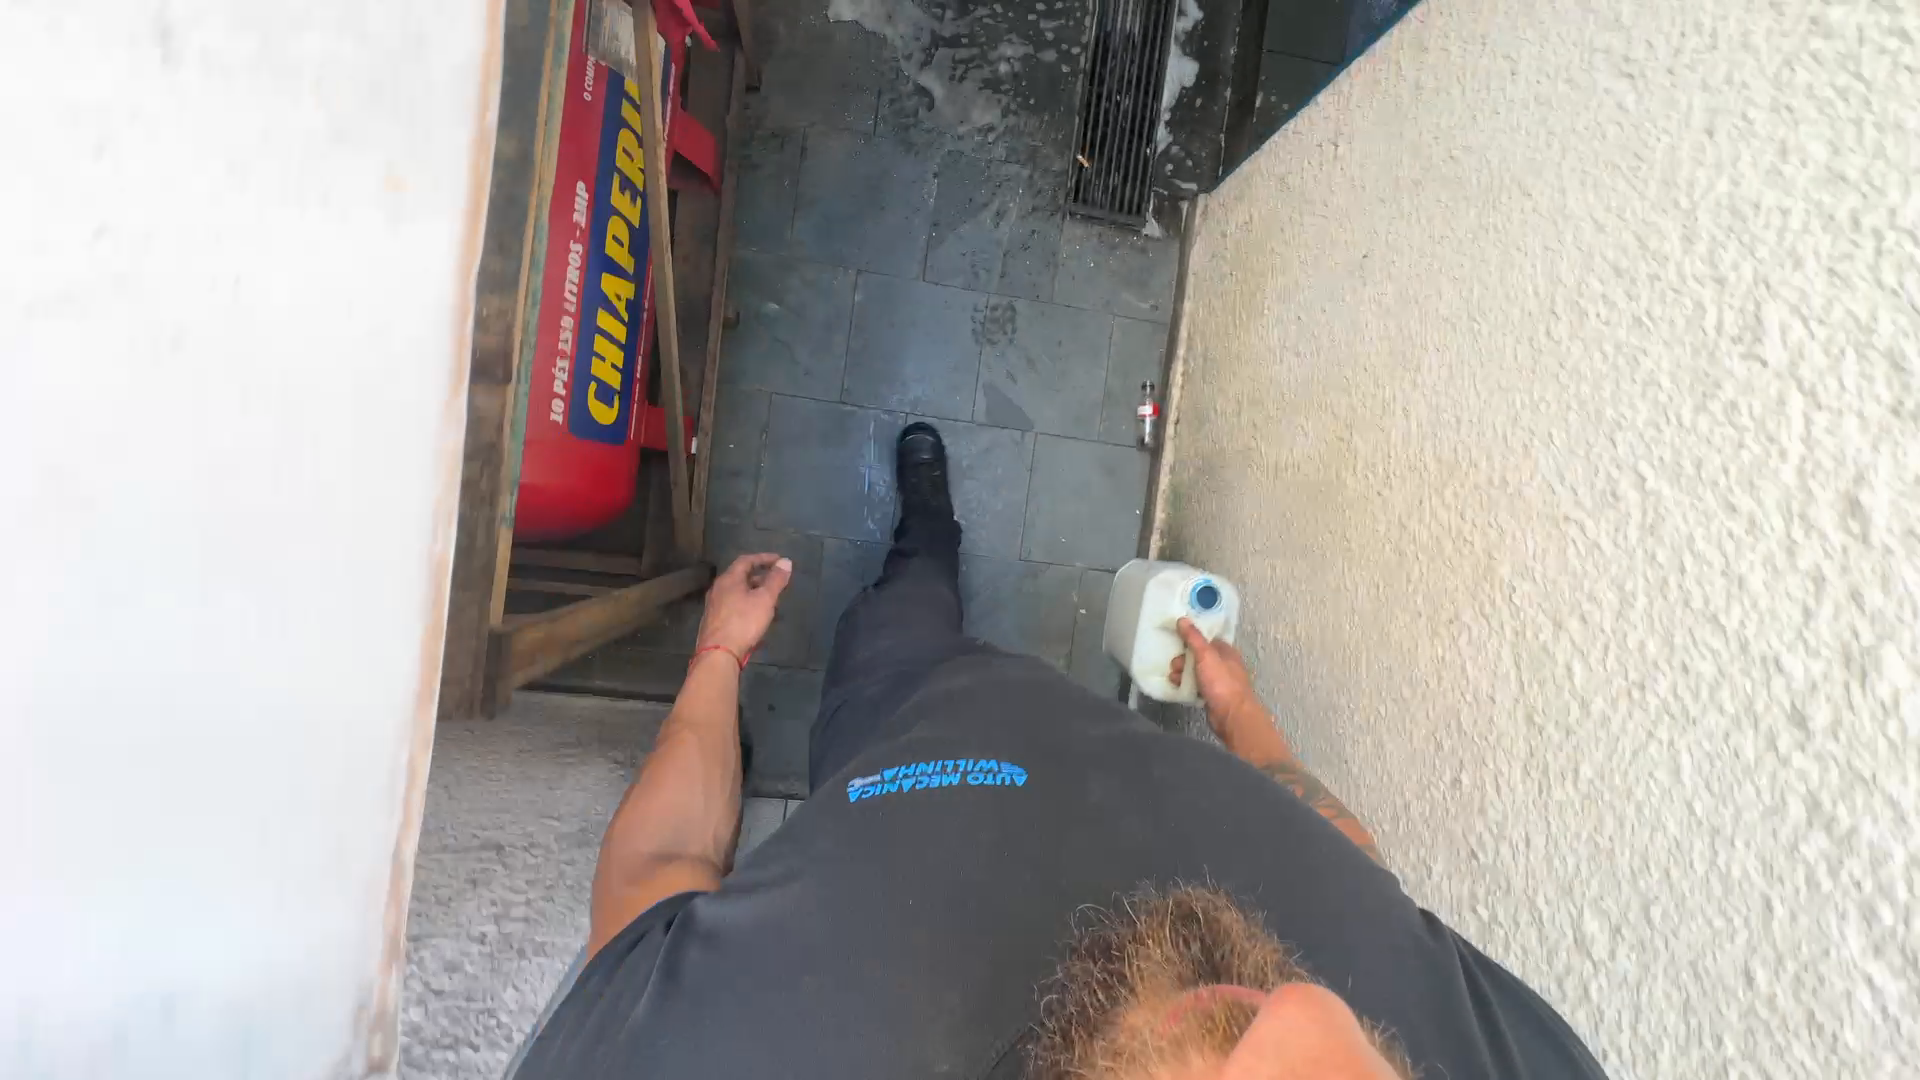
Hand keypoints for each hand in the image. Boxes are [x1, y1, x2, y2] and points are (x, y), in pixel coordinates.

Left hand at [694, 553, 792, 661]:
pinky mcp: (714, 622)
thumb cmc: (744, 622)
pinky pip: (734, 606)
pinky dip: (748, 606)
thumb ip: (776, 580)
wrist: (718, 654)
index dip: (764, 558)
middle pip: (741, 577)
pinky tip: (757, 619)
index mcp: (729, 579)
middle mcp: (718, 589)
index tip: (779, 561)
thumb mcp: (765, 599)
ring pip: (738, 593)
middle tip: (777, 583)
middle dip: (761, 578)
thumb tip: (786, 561)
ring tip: (771, 603)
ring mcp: (714, 606)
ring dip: (755, 594)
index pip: (746, 560)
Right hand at [1170, 618, 1279, 755]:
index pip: (1206, 639)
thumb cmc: (1221, 683)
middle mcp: (1224, 665)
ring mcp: (1220, 682)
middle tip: (1174, 666)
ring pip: (1197, 672)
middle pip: (1199, 656)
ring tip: (1174, 679)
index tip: (1176, 642)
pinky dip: (1188, 686)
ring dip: (1183, 674)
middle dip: (1183, 660)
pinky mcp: (1214, 696)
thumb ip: (1193, 638)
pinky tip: (1179, 688)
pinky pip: (1197, 687)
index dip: (1191, 639)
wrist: (1232, 716)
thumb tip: (1182, 619)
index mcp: (1226, 652)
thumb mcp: (1205, 656)